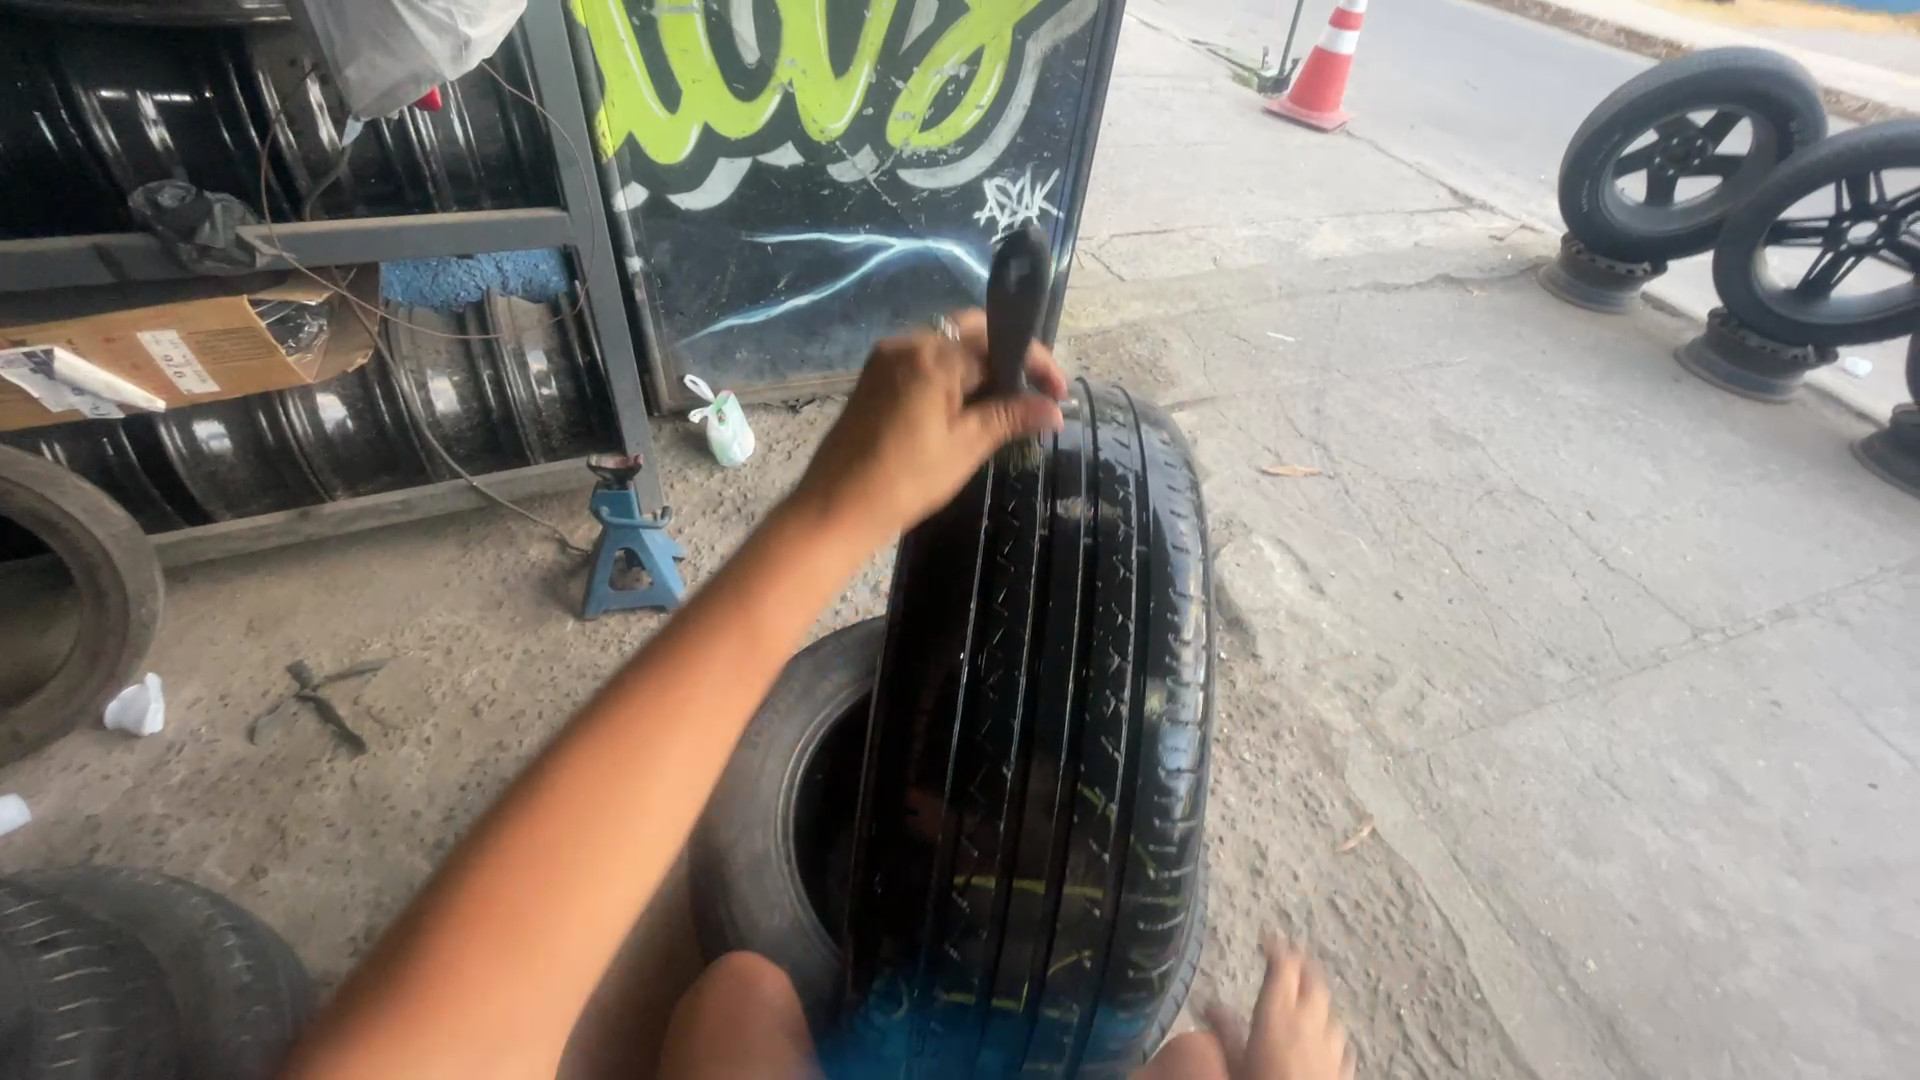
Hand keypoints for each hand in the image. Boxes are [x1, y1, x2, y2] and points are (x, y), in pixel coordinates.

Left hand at [793, 308, 1066, 545]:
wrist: (837, 506)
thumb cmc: (906, 480)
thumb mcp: (965, 447)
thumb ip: (1010, 417)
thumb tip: (1054, 409)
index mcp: (934, 356)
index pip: (997, 340)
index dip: (1034, 362)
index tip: (1058, 392)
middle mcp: (908, 343)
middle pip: (971, 332)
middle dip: (1007, 356)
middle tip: (1034, 391)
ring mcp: (887, 358)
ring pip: (947, 346)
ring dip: (979, 366)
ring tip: (1006, 401)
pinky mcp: (874, 377)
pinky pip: (924, 362)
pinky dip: (951, 375)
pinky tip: (967, 404)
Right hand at [1203, 937, 1354, 1079]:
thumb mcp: (1233, 1062)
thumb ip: (1224, 1030)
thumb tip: (1208, 1003)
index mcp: (1278, 1013)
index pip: (1283, 966)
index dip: (1276, 946)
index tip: (1266, 936)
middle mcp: (1309, 1023)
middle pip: (1313, 981)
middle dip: (1302, 964)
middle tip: (1290, 955)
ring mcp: (1331, 1049)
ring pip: (1330, 1011)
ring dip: (1318, 999)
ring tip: (1306, 995)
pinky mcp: (1344, 1072)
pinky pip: (1341, 1043)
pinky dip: (1330, 1032)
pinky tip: (1325, 1040)